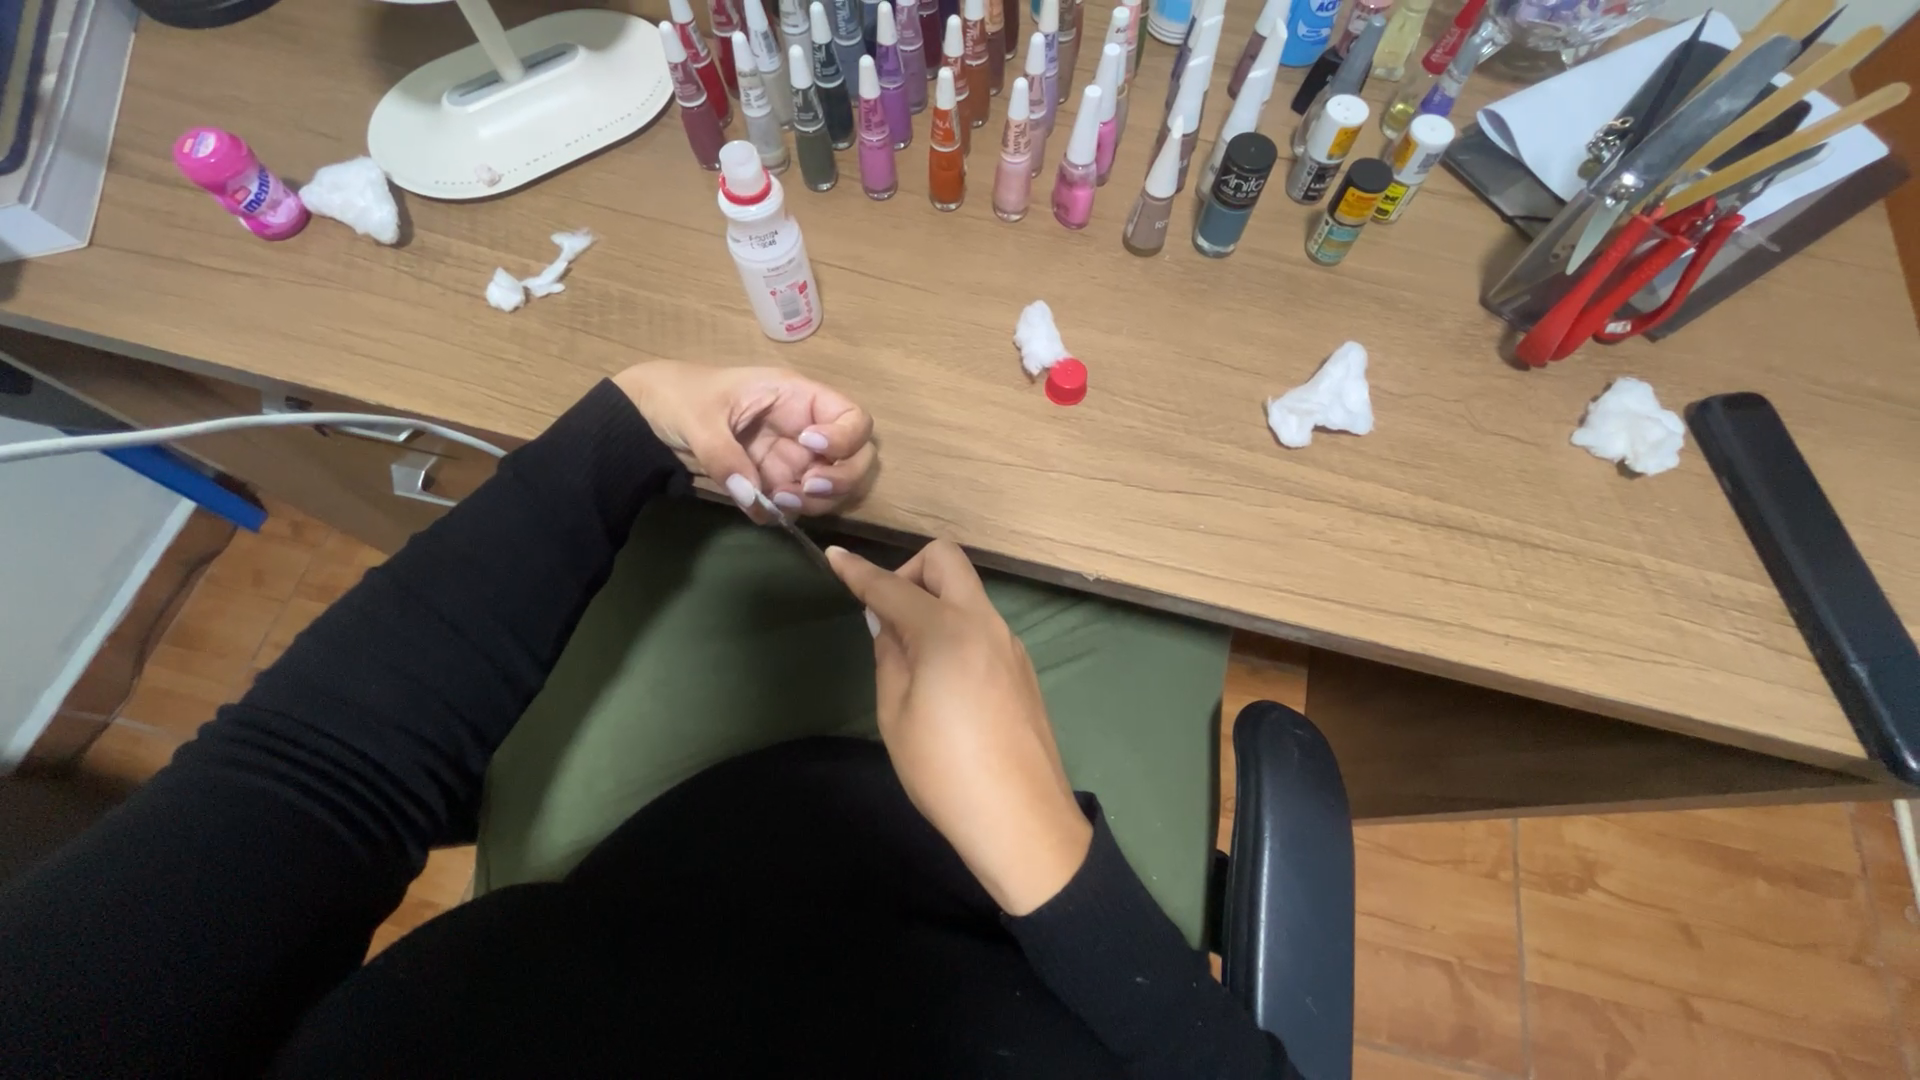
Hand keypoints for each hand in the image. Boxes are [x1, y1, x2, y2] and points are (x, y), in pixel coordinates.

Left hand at [613, 361, 875, 522]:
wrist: (646, 417)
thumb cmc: (678, 396)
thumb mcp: (698, 417)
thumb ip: (723, 454)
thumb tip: (751, 493)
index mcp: (796, 398)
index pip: (853, 417)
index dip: (845, 438)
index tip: (811, 447)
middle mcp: (805, 429)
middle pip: (857, 458)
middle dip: (840, 479)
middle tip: (806, 488)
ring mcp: (793, 459)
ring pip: (833, 487)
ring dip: (815, 502)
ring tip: (778, 500)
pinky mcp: (776, 482)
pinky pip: (796, 504)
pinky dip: (785, 513)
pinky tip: (759, 508)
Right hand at [826, 540, 1092, 915]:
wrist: (1021, 819)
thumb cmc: (945, 771)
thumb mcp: (896, 713)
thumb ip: (890, 654)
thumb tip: (887, 619)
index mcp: (947, 630)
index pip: (893, 586)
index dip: (859, 572)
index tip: (834, 557)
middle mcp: (984, 622)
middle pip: (946, 560)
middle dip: (909, 570)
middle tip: (887, 615)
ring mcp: (1009, 642)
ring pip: (967, 591)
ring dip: (934, 600)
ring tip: (910, 656)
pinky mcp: (1021, 665)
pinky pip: (982, 623)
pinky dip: (955, 626)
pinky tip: (943, 677)